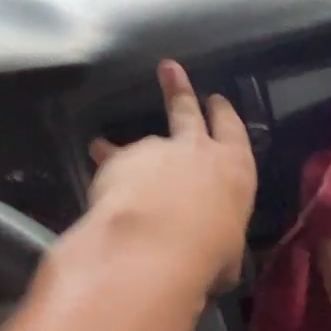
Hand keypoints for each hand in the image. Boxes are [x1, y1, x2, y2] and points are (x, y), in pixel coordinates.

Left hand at [87, 60, 255, 290]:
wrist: (156, 243)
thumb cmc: (208, 252)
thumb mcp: (227, 256)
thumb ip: (222, 248)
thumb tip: (218, 262)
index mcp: (235, 170)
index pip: (234, 132)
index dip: (225, 116)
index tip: (217, 100)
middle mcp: (199, 151)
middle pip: (188, 111)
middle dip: (179, 90)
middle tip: (168, 68)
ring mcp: (159, 151)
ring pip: (143, 142)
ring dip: (125, 146)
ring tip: (101, 146)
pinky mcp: (123, 159)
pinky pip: (113, 159)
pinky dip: (105, 165)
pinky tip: (95, 173)